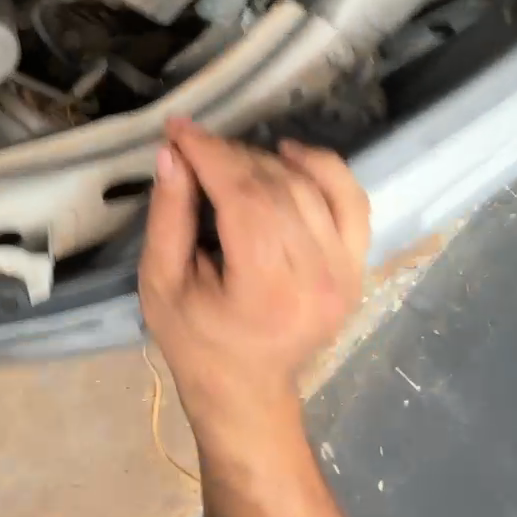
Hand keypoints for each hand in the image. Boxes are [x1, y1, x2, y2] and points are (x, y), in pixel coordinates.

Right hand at [139, 118, 369, 449]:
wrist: (244, 387)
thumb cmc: (191, 338)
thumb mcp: (159, 281)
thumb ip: (168, 216)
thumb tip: (172, 156)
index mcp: (266, 287)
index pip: (244, 198)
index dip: (209, 154)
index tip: (177, 129)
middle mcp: (319, 276)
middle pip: (276, 187)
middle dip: (228, 153)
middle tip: (188, 141)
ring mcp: (347, 270)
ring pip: (310, 187)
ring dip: (261, 159)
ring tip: (221, 155)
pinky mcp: (357, 265)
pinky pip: (350, 200)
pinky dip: (322, 169)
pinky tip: (287, 155)